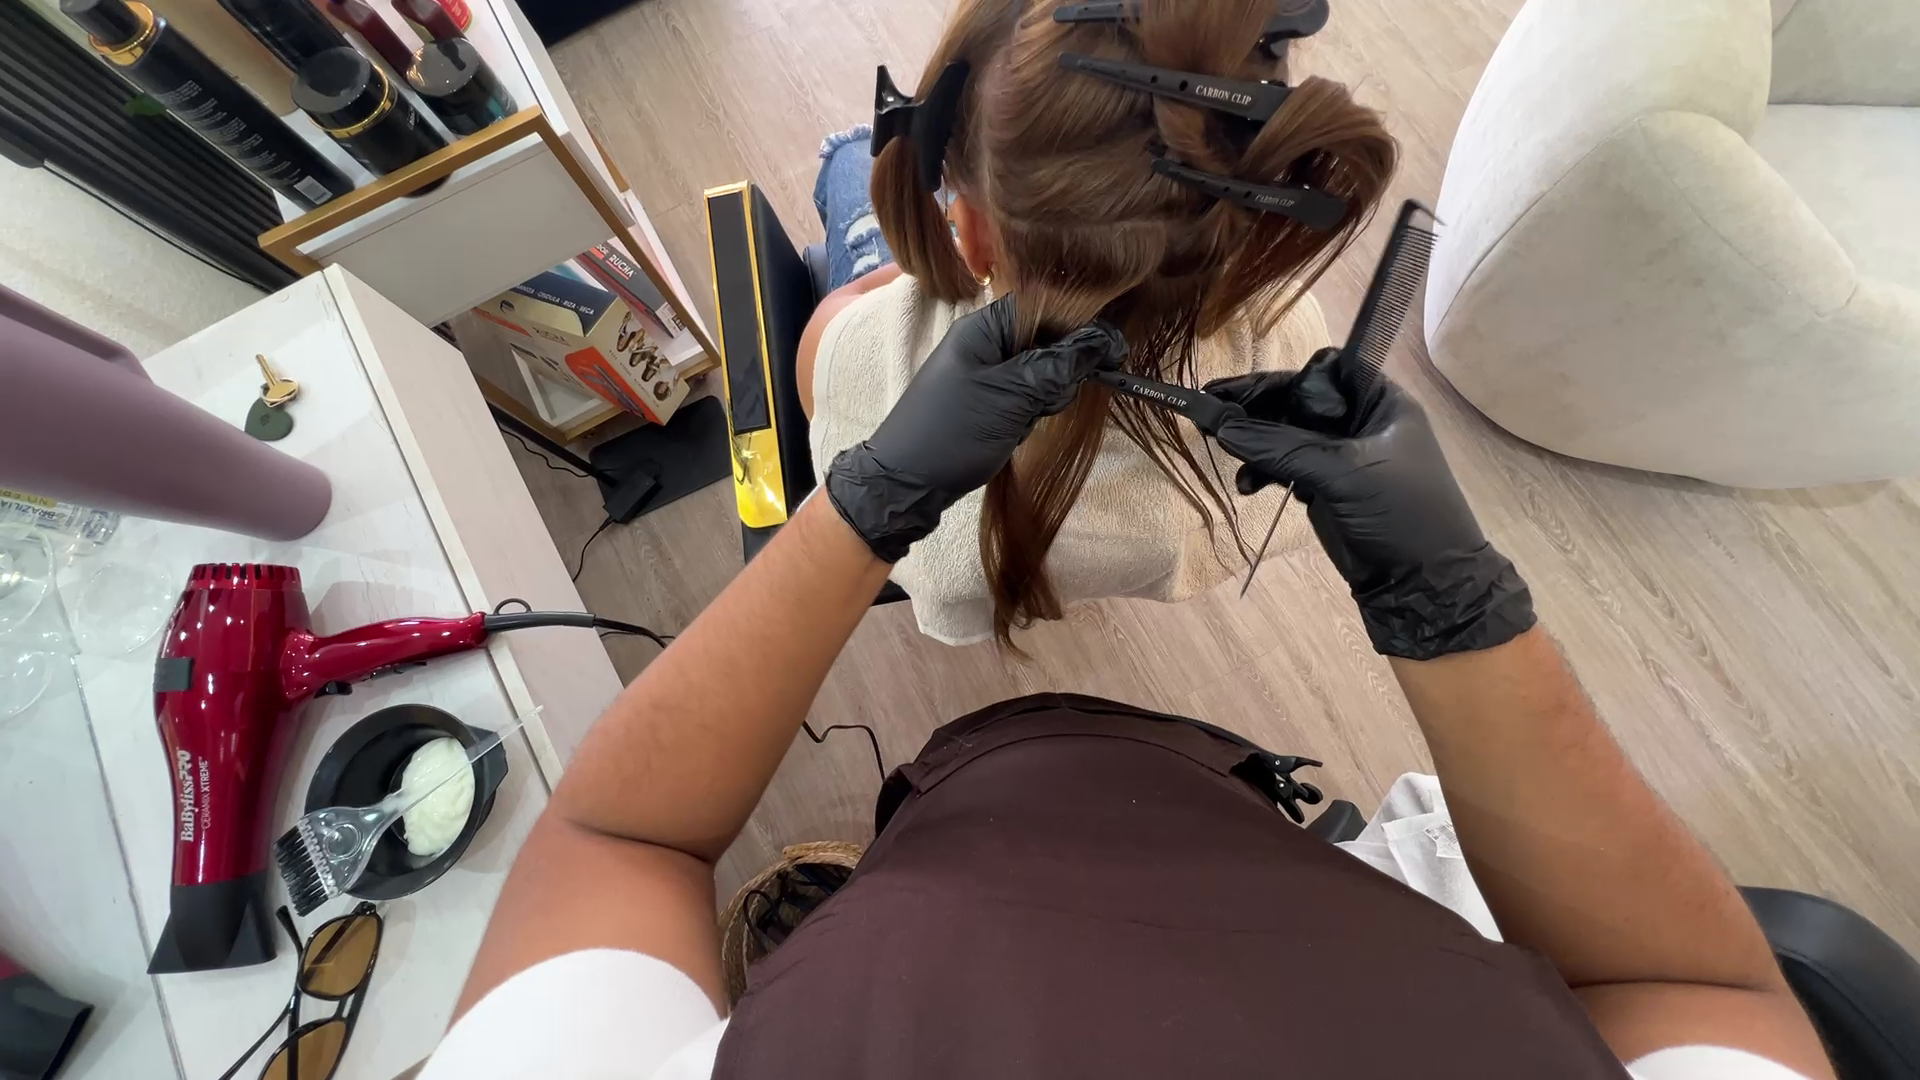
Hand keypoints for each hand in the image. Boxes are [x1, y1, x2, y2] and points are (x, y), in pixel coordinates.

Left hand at [825, 295, 1124, 561]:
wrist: (905, 485)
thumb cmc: (954, 433)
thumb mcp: (1012, 396)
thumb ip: (1059, 366)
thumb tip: (1106, 339)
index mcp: (984, 327)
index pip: (1046, 307)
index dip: (1080, 327)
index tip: (1109, 355)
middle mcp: (983, 343)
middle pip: (1045, 341)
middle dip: (1058, 371)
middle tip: (1047, 401)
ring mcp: (982, 375)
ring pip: (1038, 373)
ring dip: (1044, 397)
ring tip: (1025, 420)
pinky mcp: (984, 403)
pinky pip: (1022, 397)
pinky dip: (1028, 413)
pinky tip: (1017, 431)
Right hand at [1205, 355, 1534, 658]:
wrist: (1418, 580)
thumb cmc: (1398, 512)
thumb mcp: (1342, 473)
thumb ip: (1282, 448)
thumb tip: (1224, 428)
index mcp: (1378, 403)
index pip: (1326, 369)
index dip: (1285, 376)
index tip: (1238, 389)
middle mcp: (1357, 421)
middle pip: (1297, 401)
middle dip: (1255, 409)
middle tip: (1210, 411)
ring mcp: (1338, 455)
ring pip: (1284, 435)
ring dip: (1254, 445)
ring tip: (1225, 451)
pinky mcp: (1322, 484)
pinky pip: (1282, 466)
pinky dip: (1261, 473)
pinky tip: (1247, 487)